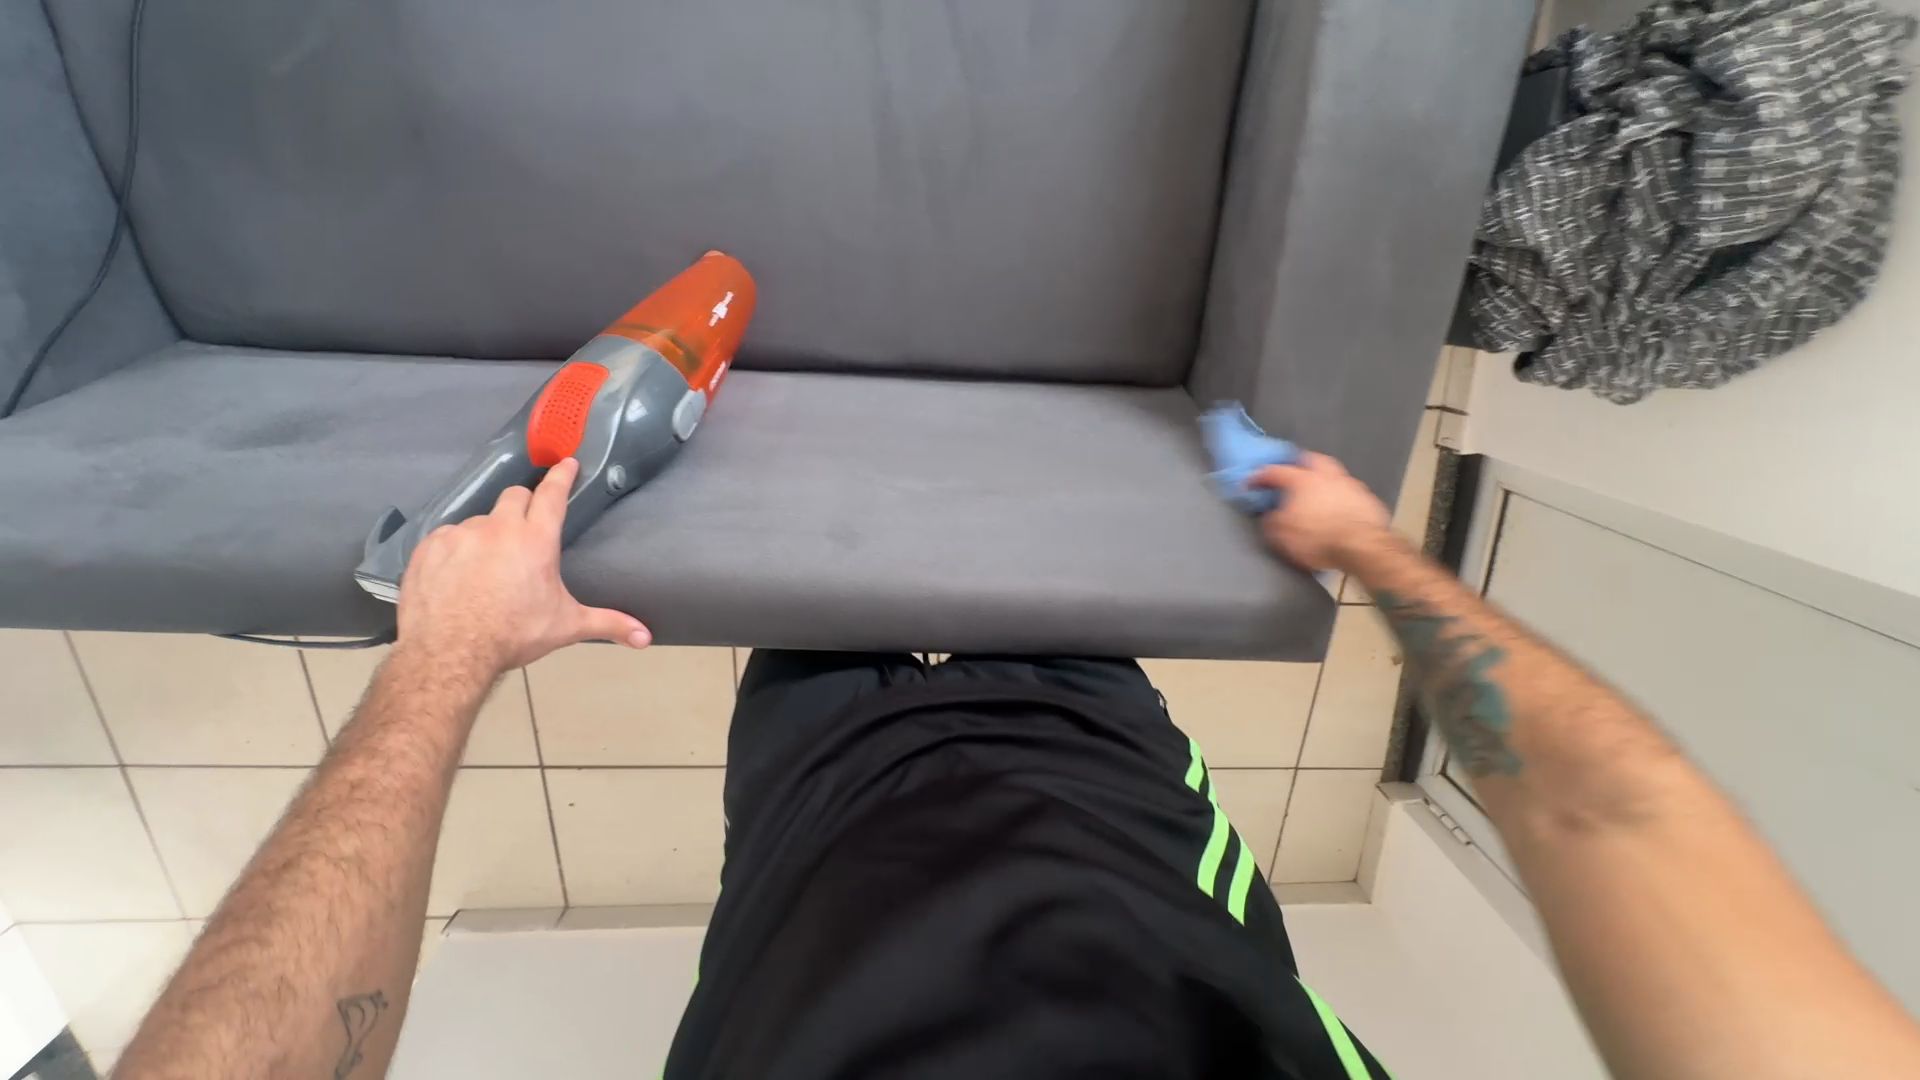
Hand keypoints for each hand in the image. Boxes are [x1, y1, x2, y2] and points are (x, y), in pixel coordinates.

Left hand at [396, 458, 650, 674]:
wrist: (450, 654)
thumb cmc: (514, 635)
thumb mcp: (567, 626)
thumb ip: (609, 624)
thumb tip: (645, 638)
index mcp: (536, 541)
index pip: (552, 495)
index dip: (561, 476)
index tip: (566, 462)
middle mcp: (499, 528)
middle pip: (514, 496)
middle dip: (524, 503)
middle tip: (526, 527)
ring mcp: (460, 535)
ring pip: (479, 519)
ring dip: (488, 533)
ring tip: (488, 564)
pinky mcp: (429, 547)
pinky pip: (447, 536)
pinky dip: (457, 548)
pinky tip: (458, 572)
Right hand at [1249, 452, 1391, 571]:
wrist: (1362, 548)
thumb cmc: (1316, 538)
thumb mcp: (1281, 534)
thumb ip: (1271, 520)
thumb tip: (1270, 514)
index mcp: (1302, 480)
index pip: (1274, 472)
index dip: (1258, 477)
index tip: (1249, 484)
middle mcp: (1327, 476)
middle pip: (1311, 459)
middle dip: (1298, 463)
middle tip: (1290, 472)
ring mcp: (1351, 486)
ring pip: (1334, 473)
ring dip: (1322, 478)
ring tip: (1316, 490)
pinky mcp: (1368, 500)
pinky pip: (1349, 491)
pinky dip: (1339, 495)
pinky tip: (1338, 506)